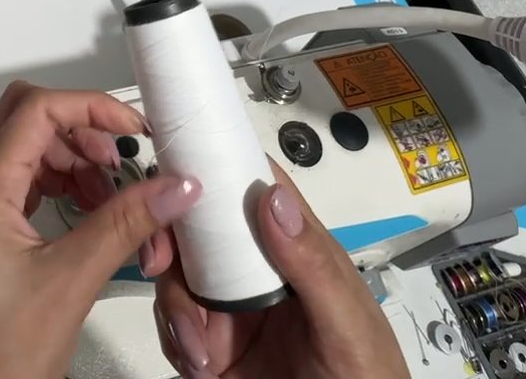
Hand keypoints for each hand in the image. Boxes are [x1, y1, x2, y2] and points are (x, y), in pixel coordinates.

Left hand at [0, 81, 202, 378]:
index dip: (89, 107)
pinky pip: (31, 180)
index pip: (37, 109)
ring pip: (32, 147)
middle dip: (82, 128)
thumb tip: (171, 187)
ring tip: (115, 194)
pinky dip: (67, 183)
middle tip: (123, 158)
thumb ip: (123, 227)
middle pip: (30, 117)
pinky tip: (94, 211)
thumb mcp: (69, 284)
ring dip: (78, 159)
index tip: (132, 129)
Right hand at [148, 163, 409, 378]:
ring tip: (197, 351)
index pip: (247, 183)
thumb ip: (312, 263)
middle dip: (167, 236)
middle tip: (158, 261)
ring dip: (173, 304)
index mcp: (290, 243)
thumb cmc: (367, 376)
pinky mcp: (212, 343)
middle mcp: (253, 266)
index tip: (175, 180)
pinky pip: (172, 322)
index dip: (209, 168)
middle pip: (195, 225)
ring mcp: (230, 304)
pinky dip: (173, 338)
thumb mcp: (347, 322)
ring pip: (176, 273)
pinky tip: (197, 364)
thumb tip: (272, 194)